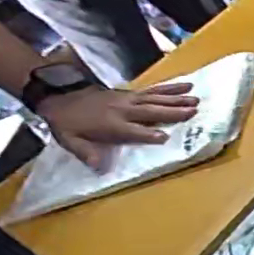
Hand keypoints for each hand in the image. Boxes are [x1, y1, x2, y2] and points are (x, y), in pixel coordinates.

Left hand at [35, 83, 200, 168]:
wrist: (58, 98)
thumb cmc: (68, 124)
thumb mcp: (71, 142)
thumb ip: (87, 154)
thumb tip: (100, 168)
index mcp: (112, 125)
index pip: (134, 131)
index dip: (148, 134)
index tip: (165, 137)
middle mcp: (124, 110)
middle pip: (151, 111)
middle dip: (172, 112)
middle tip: (192, 112)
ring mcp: (129, 99)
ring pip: (156, 99)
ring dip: (177, 99)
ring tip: (196, 100)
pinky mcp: (131, 92)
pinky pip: (154, 90)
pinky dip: (170, 88)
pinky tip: (186, 86)